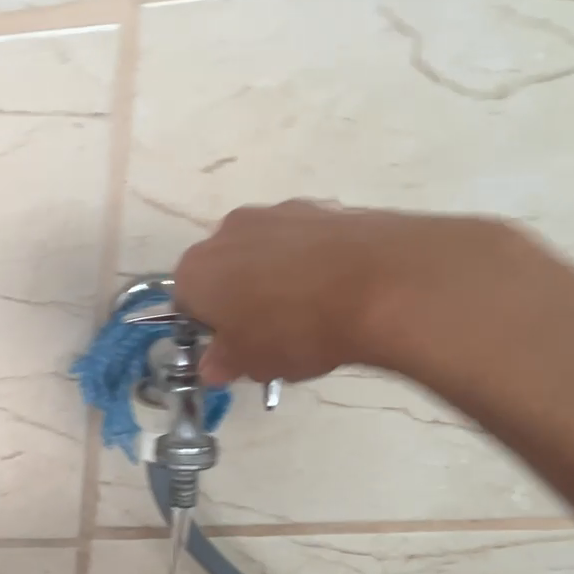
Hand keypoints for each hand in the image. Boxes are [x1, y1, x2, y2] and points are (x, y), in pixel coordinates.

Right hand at [172, 200, 544, 385]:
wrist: (387, 283)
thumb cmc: (296, 328)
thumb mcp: (251, 363)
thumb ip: (224, 362)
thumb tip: (215, 365)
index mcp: (195, 271)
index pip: (186, 301)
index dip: (208, 328)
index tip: (232, 349)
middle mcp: (228, 232)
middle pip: (225, 271)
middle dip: (241, 298)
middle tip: (269, 335)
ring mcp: (280, 214)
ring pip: (267, 253)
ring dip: (279, 278)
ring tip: (312, 316)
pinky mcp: (329, 208)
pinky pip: (309, 243)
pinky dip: (316, 264)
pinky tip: (340, 294)